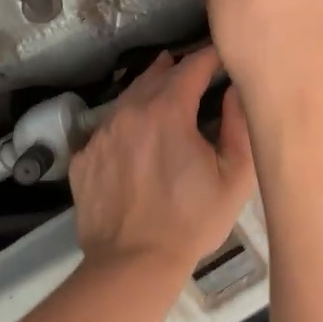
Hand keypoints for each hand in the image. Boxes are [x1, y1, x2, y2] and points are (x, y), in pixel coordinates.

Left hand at [69, 48, 254, 271]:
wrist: (132, 266)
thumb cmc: (192, 221)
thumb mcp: (235, 176)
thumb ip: (239, 125)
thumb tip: (234, 91)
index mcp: (168, 111)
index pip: (192, 66)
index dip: (210, 57)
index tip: (224, 56)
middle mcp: (130, 112)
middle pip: (156, 75)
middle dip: (179, 68)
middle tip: (198, 68)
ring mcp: (101, 134)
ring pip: (129, 98)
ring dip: (150, 91)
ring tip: (167, 92)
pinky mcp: (83, 158)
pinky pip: (108, 128)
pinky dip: (126, 124)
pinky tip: (137, 137)